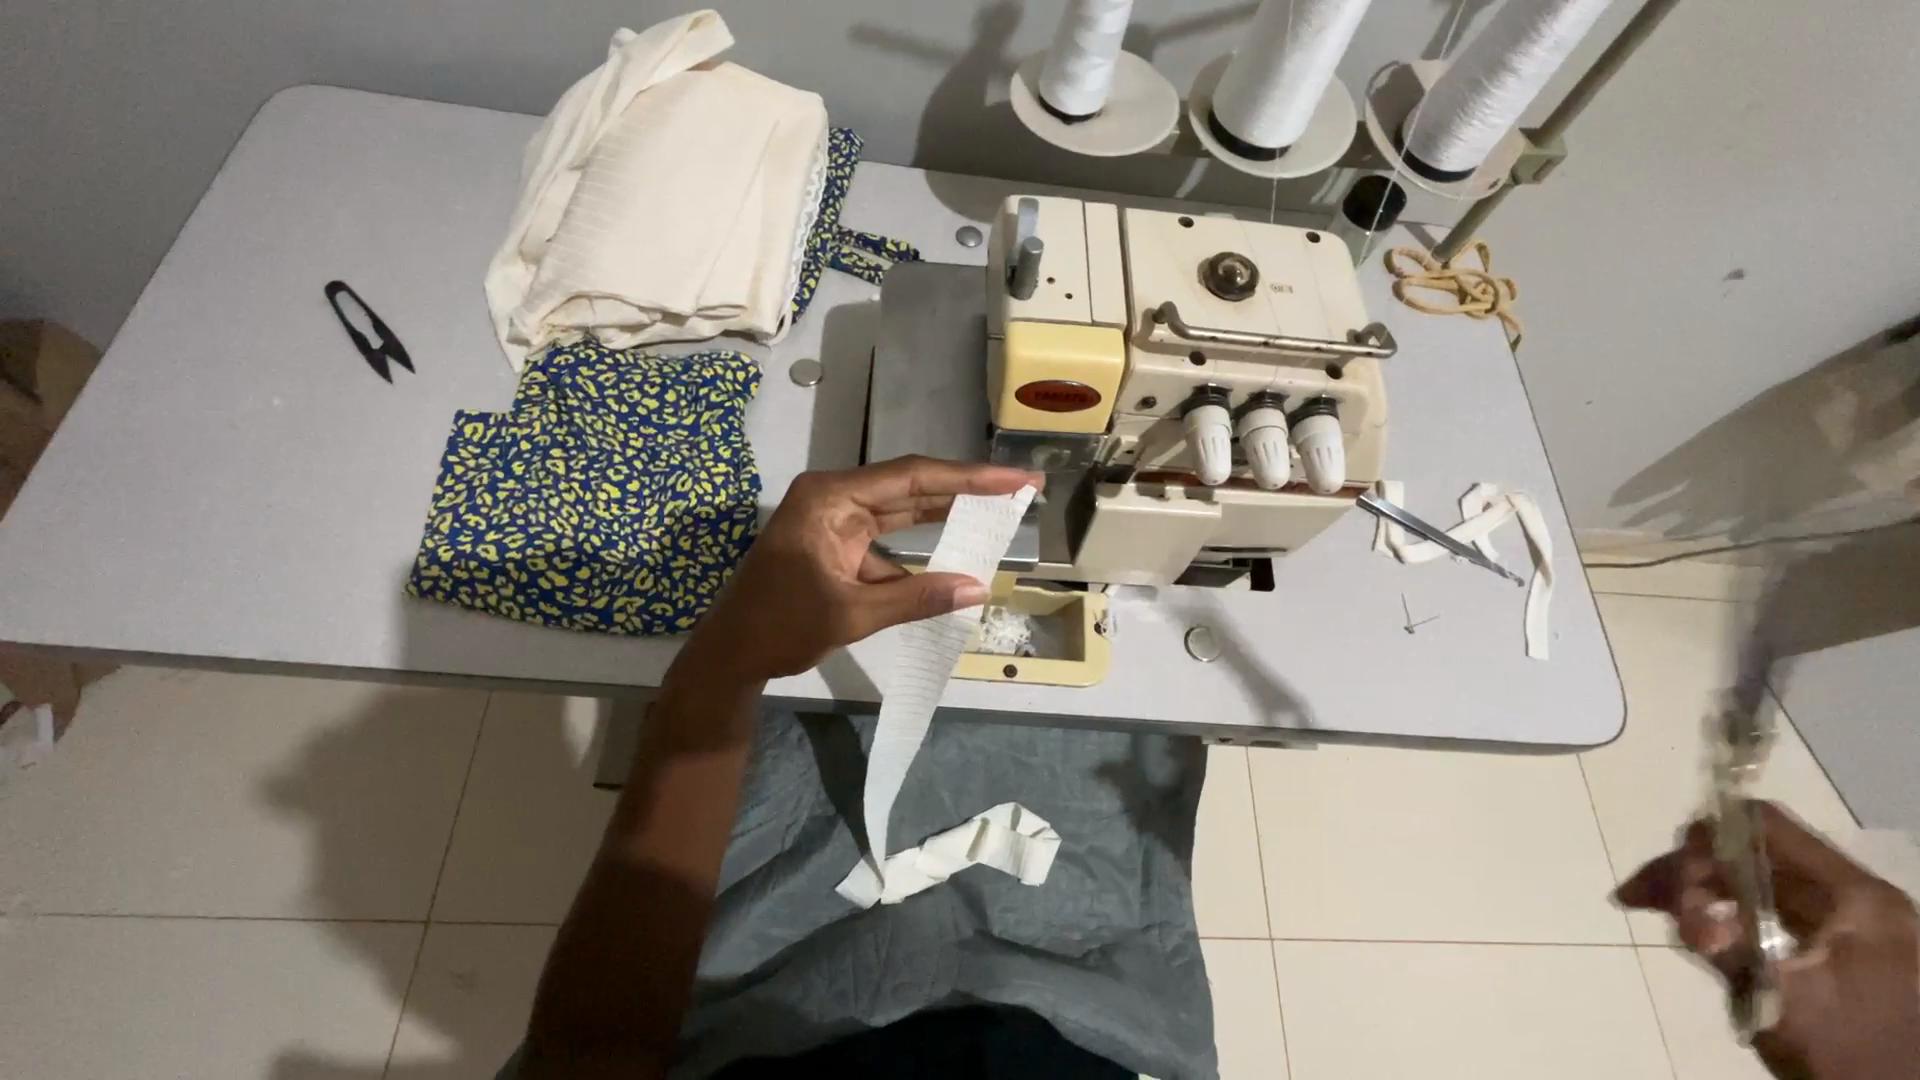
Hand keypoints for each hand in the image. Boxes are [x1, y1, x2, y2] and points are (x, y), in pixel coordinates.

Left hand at [675, 456, 1038, 683]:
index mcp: (830, 497)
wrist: (728, 656)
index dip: (970, 478)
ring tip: (996, 516)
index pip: (912, 478)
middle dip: (965, 490)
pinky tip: (948, 568)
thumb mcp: (851, 614)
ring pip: (901, 512)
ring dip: (944, 518)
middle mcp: (834, 497)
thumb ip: (916, 598)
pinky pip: (886, 542)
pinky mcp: (836, 545)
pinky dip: (916, 556)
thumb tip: (978, 589)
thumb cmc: (779, 627)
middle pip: (911, 487)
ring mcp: (834, 521)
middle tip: (1020, 488)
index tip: (1016, 479)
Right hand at [1616, 801, 1919, 1078]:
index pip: (1763, 826)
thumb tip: (1682, 916)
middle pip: (1745, 852)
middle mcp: (1849, 895)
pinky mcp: (1828, 939)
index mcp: (1854, 897)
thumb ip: (1728, 949)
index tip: (1667, 870)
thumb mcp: (1785, 1002)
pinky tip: (1684, 927)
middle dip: (1684, 869)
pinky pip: (1758, 903)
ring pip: (1744, 876)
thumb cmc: (1854, 1054)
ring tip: (1641, 905)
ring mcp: (1841, 917)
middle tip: (1635, 895)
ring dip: (1690, 887)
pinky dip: (1714, 907)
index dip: (1707, 834)